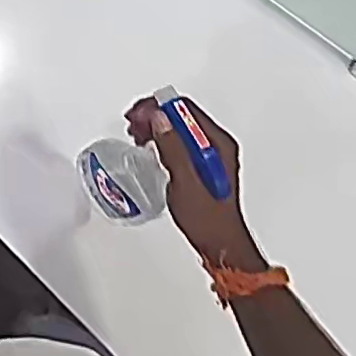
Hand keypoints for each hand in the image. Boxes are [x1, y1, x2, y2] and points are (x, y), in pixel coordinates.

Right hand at [126, 95, 264, 270]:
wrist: (222, 247)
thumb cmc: (206, 219)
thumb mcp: (184, 180)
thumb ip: (172, 146)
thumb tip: (158, 117)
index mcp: (217, 144)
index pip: (183, 108)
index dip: (155, 107)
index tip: (136, 117)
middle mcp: (217, 144)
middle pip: (179, 113)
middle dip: (152, 114)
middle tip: (133, 125)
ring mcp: (211, 153)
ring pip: (177, 124)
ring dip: (153, 124)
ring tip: (137, 136)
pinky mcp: (202, 162)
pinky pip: (178, 136)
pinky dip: (160, 136)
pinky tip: (149, 146)